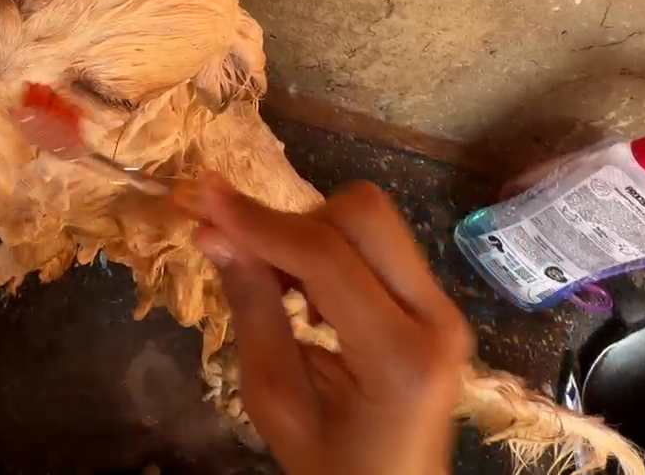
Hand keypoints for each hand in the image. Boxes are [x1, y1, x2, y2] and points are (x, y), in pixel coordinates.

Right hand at [188, 180, 473, 474]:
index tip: (203, 197)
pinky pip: (373, 240)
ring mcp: (442, 305)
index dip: (258, 221)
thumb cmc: (330, 464)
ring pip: (368, 218)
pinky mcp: (432, 298)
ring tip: (278, 282)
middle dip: (293, 221)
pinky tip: (306, 291)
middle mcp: (436, 318)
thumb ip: (251, 307)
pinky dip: (326, 246)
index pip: (325, 256)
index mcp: (401, 358)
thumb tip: (210, 231)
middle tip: (248, 252)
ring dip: (308, 233)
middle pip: (362, 214)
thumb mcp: (275, 400)